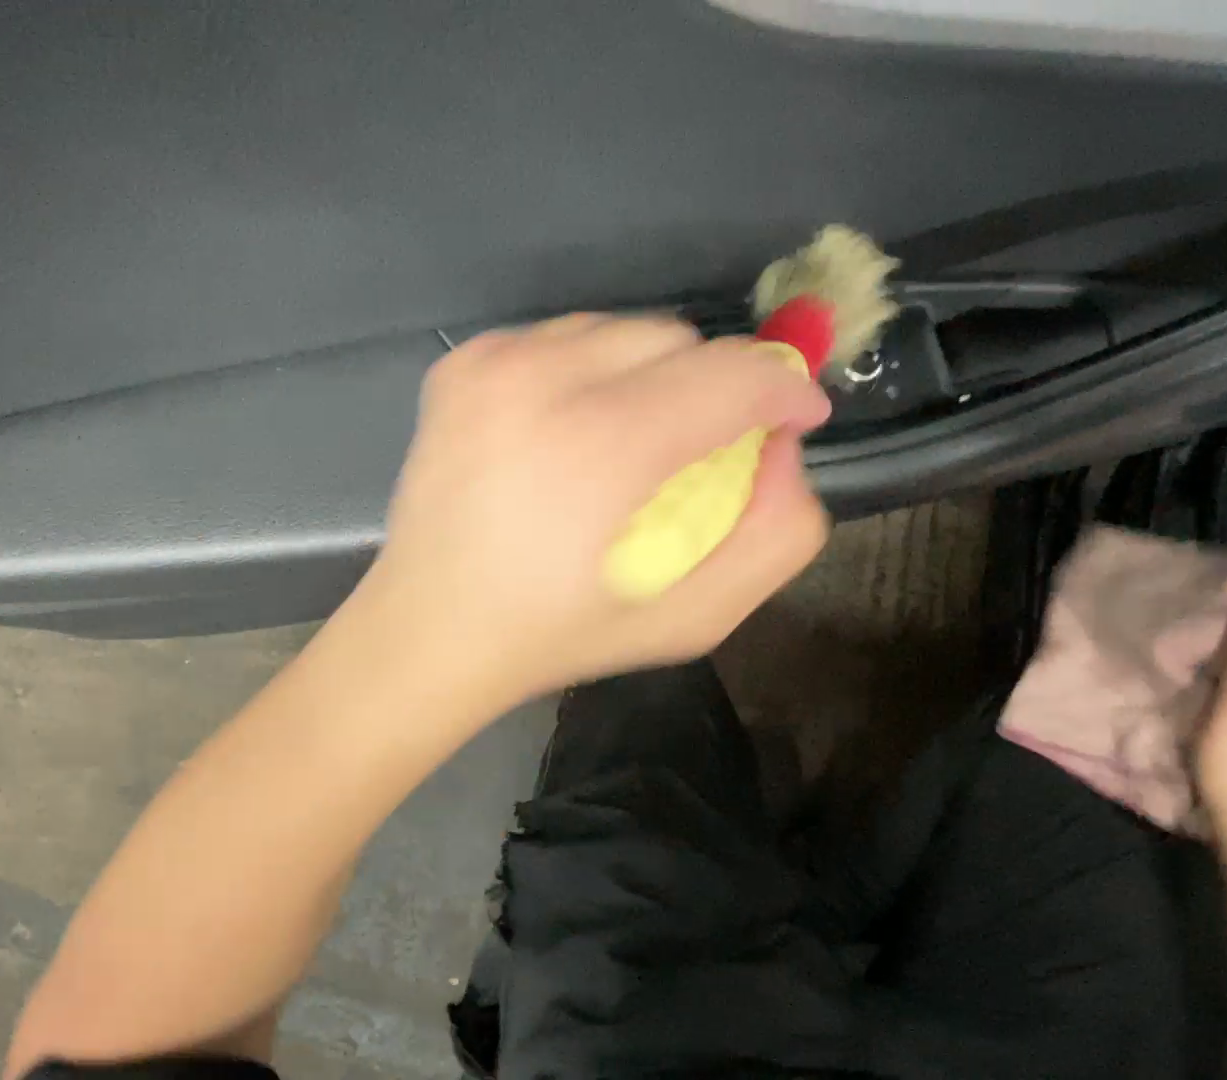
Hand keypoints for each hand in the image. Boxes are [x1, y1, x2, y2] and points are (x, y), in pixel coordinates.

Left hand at [351, 313, 832, 711]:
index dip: (782, 388)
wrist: (430, 626)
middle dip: (710, 385)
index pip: (729, 374)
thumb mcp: (692, 617)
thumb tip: (782, 448)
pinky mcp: (462, 361)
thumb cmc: (561, 632)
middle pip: (678, 339)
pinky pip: (561, 339)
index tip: (797, 418)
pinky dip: (588, 373)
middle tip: (701, 447)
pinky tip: (570, 431)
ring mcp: (492, 362)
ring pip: (619, 330)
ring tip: (631, 440)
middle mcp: (541, 379)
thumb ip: (772, 535)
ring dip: (648, 375)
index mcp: (604, 446)